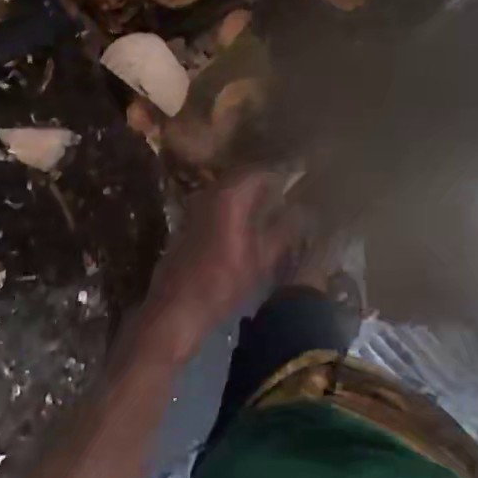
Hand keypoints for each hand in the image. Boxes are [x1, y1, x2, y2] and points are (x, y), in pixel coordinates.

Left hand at [134, 170, 304, 359]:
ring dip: (249, 196)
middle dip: (264, 184)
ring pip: (227, 192)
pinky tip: (249, 225)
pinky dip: (234, 208)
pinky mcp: (188, 223)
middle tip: (287, 193)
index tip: (297, 177)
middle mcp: (208, 194)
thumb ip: (283, 232)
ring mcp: (194, 208)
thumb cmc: (222, 284)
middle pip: (241, 179)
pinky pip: (216, 205)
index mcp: (227, 197)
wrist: (176, 306)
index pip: (258, 172)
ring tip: (273, 209)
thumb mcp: (260, 261)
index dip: (279, 173)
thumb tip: (301, 213)